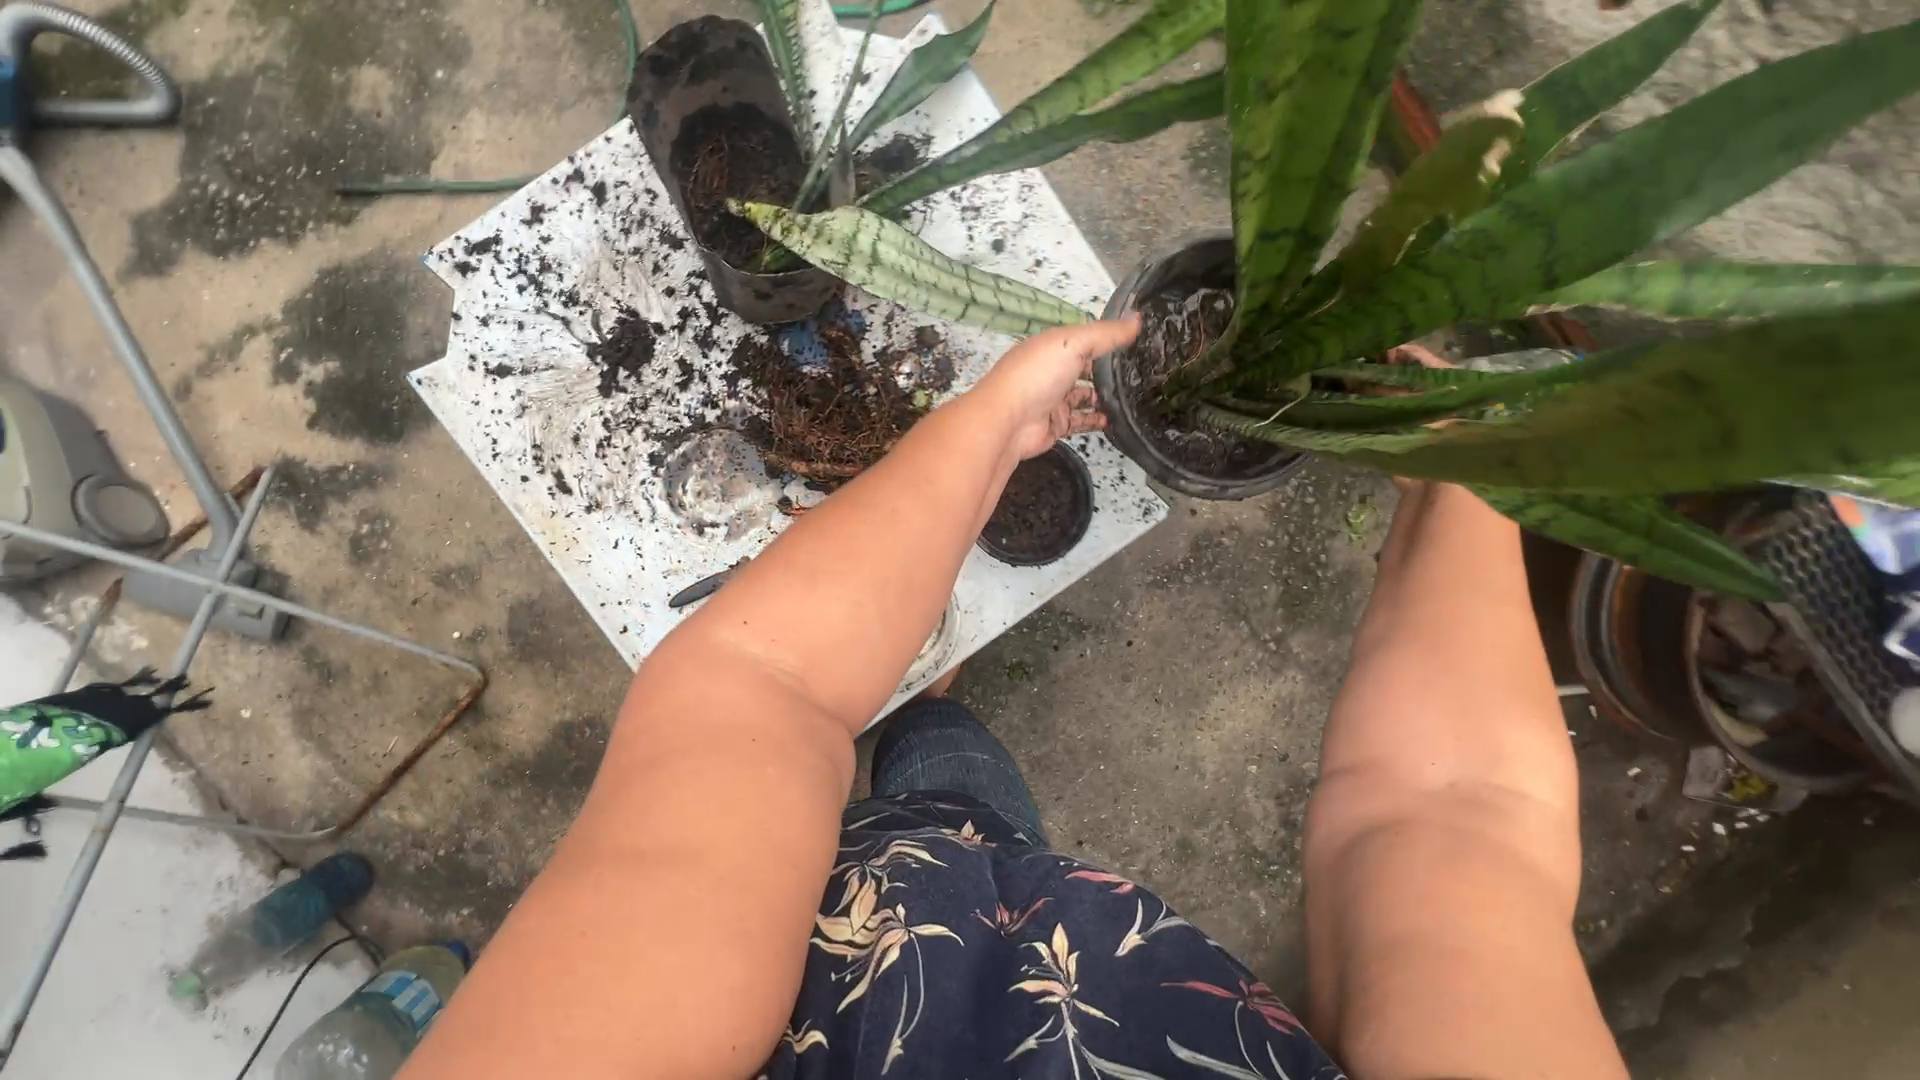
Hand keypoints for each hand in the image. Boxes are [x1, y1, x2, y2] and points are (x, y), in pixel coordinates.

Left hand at [972, 315, 1140, 460]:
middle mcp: (1051, 371)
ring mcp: (1053, 399)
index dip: (1107, 339)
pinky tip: (1114, 419)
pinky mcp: (1056, 424)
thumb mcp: (1074, 344)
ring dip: (1103, 396)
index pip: (1084, 339)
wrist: (1007, 421)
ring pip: (1083, 396)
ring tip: (1132, 396)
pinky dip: (1096, 420)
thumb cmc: (1037, 375)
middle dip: (1106, 370)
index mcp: (1052, 347)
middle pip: (1083, 368)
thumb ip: (1106, 334)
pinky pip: (1081, 421)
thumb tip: (1137, 319)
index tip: (1135, 340)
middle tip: (1138, 372)